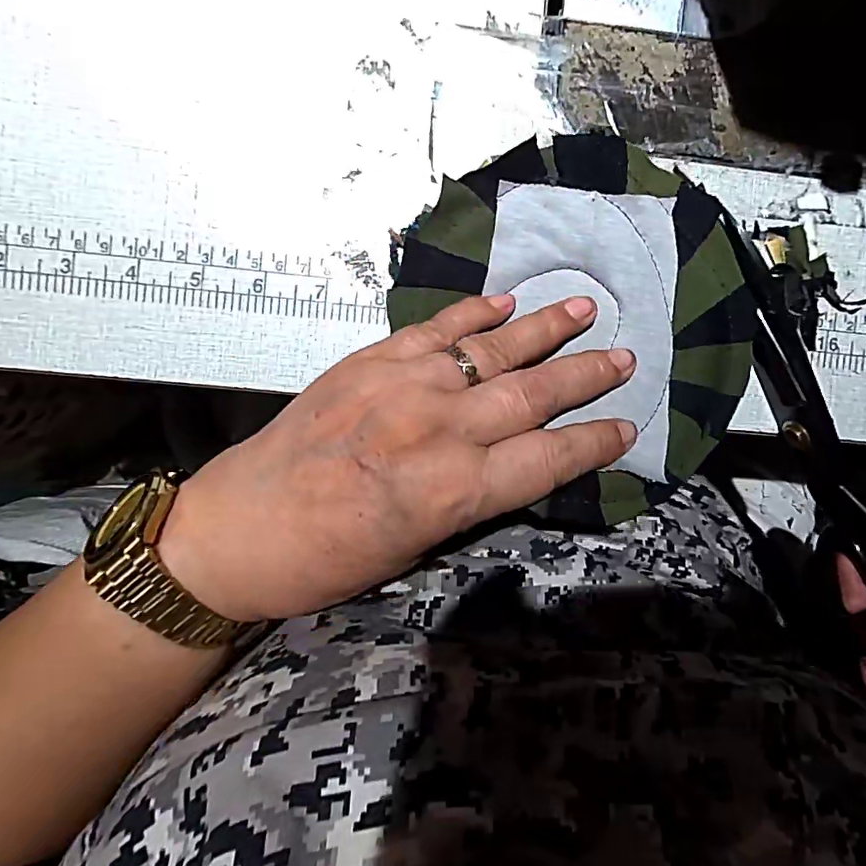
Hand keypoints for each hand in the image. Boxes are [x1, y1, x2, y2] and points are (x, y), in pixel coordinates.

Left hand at [158, 294, 637, 623]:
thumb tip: (501, 468)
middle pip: (531, 395)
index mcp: (453, 491)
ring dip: (540, 330)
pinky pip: (429, 332)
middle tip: (625, 357)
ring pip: (488, 353)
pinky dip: (468, 316)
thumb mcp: (410, 549)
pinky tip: (500, 305)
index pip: (548, 458)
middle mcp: (436, 430)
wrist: (240, 526)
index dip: (593, 441)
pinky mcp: (363, 364)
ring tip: (583, 308)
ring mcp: (398, 388)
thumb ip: (461, 501)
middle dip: (584, 376)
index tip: (625, 424)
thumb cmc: (322, 560)